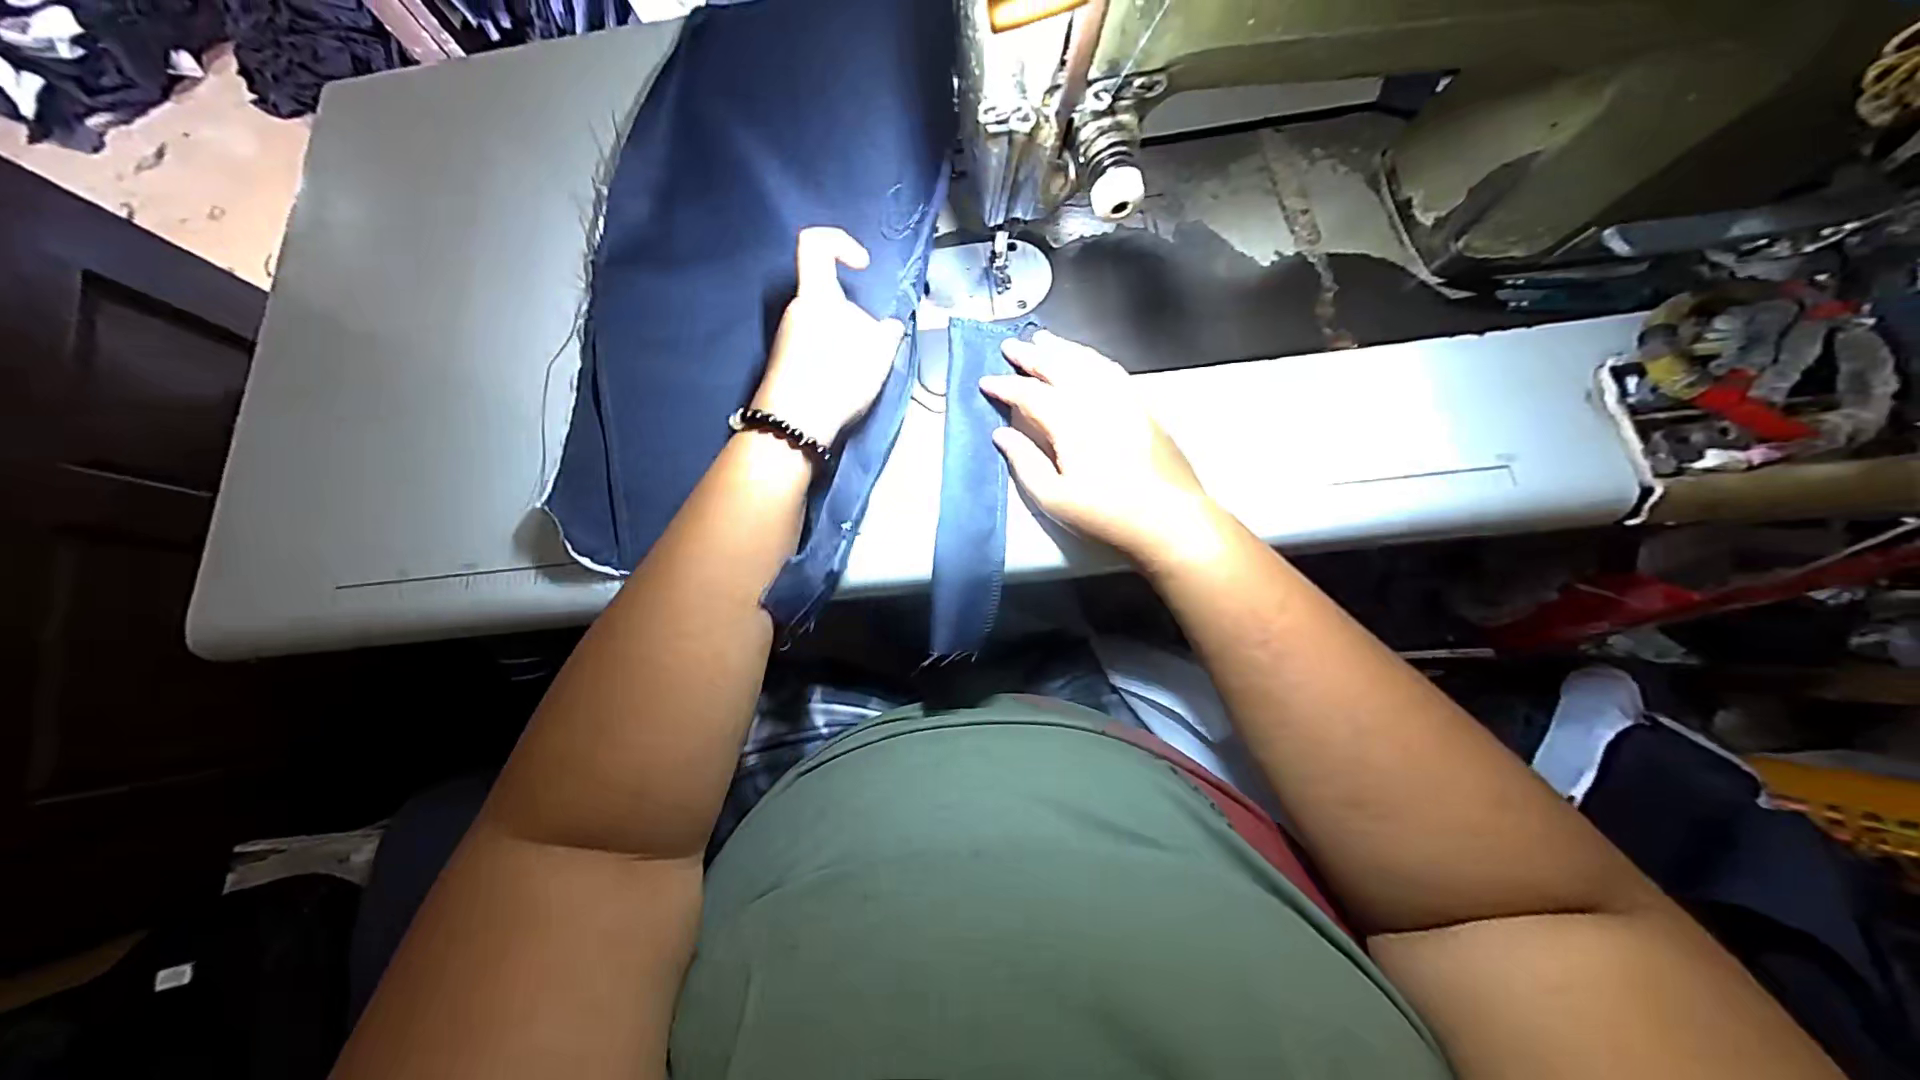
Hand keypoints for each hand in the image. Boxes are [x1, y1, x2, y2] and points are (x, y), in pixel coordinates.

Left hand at [749, 227, 905, 446]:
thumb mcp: (878, 355)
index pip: (816, 244)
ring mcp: (787, 338)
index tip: (863, 266)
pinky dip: (836, 358)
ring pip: (825, 324)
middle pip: (829, 296)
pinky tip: (846, 383)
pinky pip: (817, 346)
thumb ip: (886, 333)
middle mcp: (795, 310)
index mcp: (815, 296)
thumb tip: (886, 326)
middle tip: (872, 347)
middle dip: (857, 316)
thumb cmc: (835, 379)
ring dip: (848, 341)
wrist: (794, 427)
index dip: (841, 243)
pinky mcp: (786, 362)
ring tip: (860, 372)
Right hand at [980, 331, 1227, 567]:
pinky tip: (1086, 360)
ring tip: (1044, 341)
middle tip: (1010, 346)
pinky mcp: (1143, 406)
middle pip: (1059, 367)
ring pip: (1087, 362)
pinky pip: (1112, 370)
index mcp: (1070, 422)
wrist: (1170, 518)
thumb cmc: (1108, 514)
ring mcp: (1123, 399)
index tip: (986, 381)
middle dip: (1031, 355)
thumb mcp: (1054, 498)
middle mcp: (1097, 400)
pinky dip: (1091, 358)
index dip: (1006, 385)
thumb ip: (1024, 462)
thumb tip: (1002, 435)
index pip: (1030, 394)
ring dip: (1062, 349)